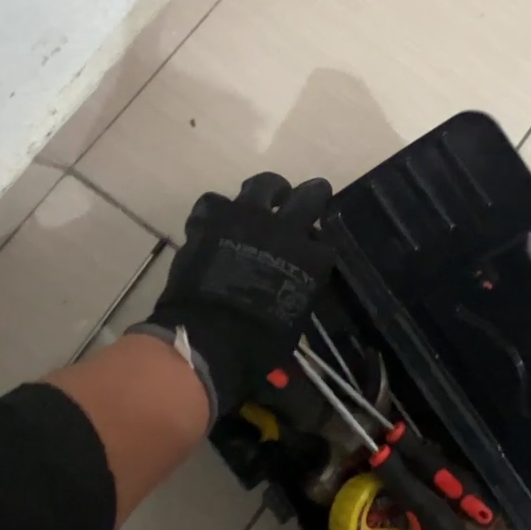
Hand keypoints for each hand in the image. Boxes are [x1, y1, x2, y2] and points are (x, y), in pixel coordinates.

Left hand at [137, 172, 334, 424]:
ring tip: (257, 204)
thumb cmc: (257, 343)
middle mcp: (282, 229)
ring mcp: (243, 219)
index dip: (316, 242)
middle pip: (306, 196)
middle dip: (310, 194)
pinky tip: (216, 222)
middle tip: (300, 198)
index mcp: (310, 259)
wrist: (207, 337)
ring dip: (263, 193)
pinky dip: (217, 212)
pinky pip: (214, 204)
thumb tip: (289, 281)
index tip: (313, 247)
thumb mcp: (293, 318)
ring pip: (259, 186)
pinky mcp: (209, 222)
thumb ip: (297, 289)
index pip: (322, 240)